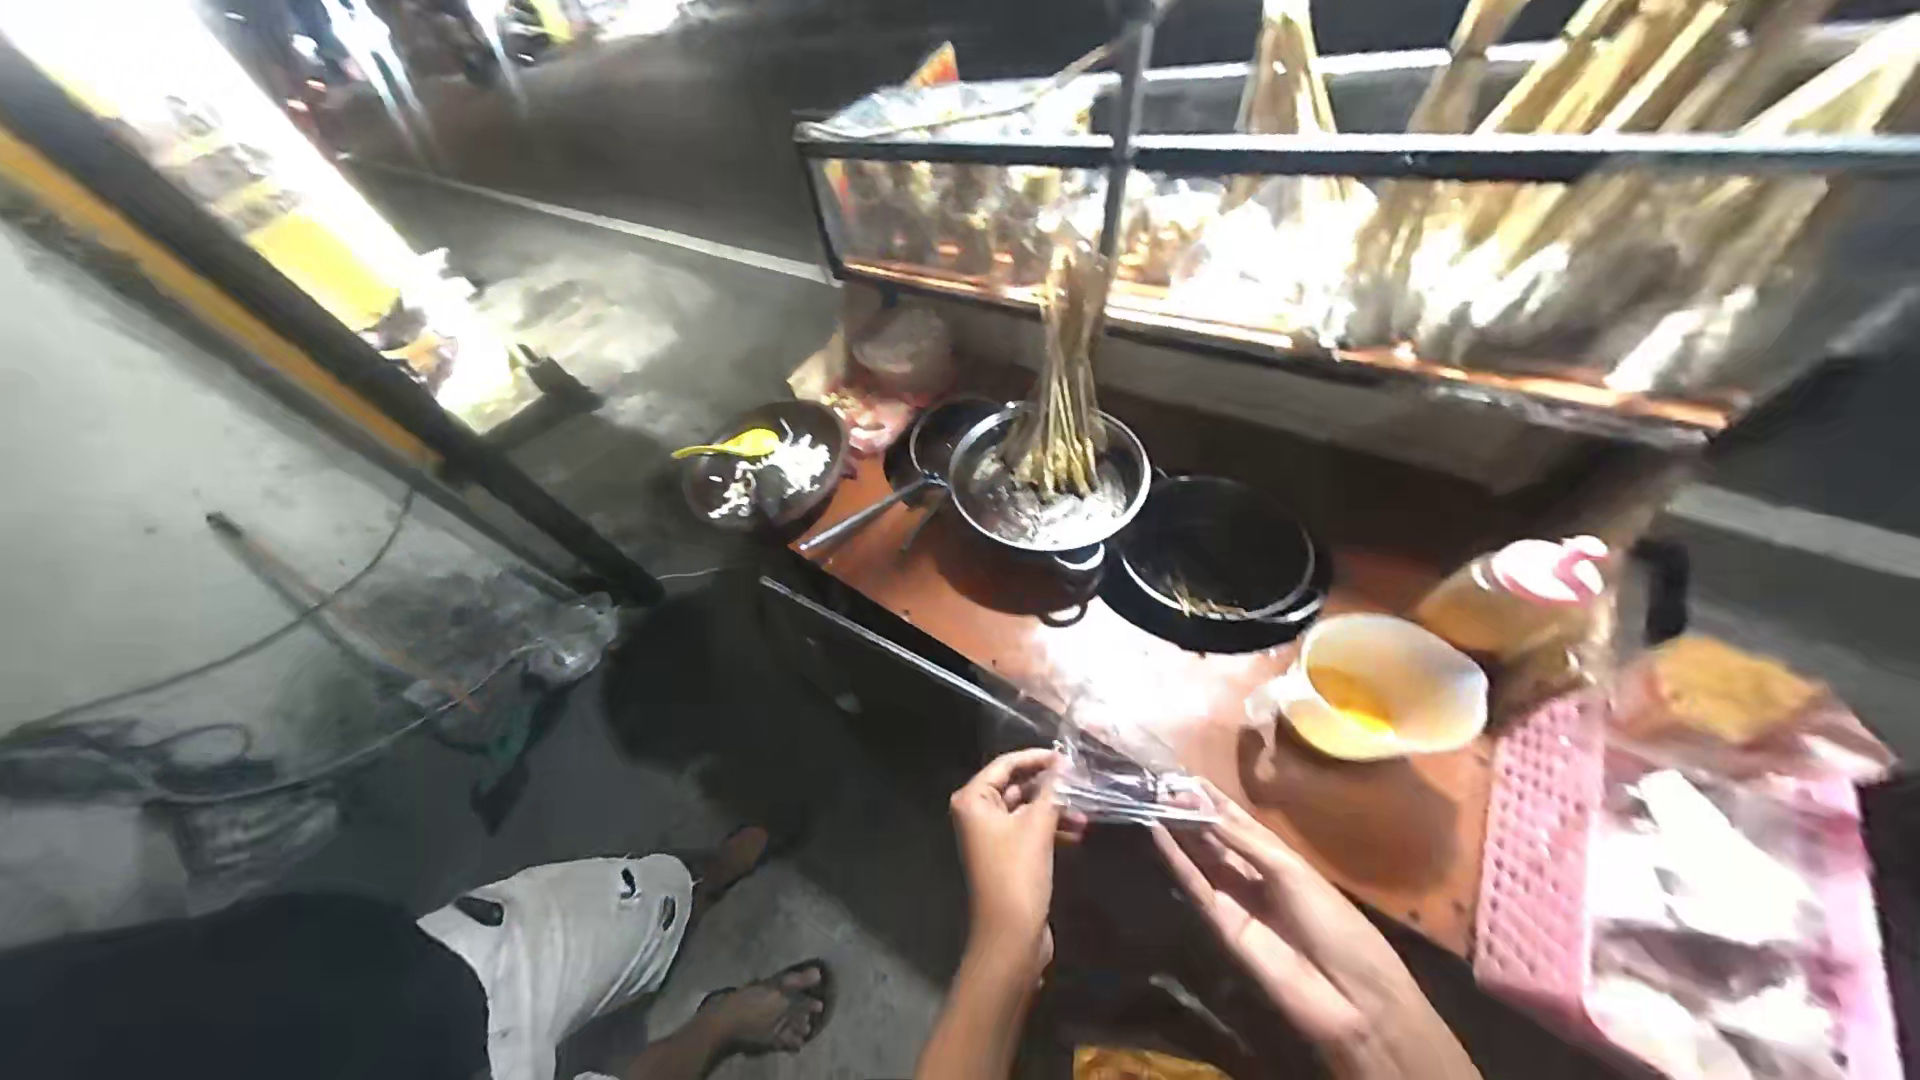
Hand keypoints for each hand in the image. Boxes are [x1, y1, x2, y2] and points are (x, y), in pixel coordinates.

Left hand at [948, 748, 1078, 974]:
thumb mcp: (1037, 827)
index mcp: (973, 800)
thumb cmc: (1017, 874)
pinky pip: (1029, 829)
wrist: (1011, 937)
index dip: (1036, 757)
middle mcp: (977, 812)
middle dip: (1048, 783)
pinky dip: (1050, 827)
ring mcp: (991, 834)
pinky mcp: (1006, 854)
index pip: (1006, 764)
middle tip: (1079, 778)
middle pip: (1016, 784)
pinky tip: (1078, 830)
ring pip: (1026, 808)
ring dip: (1054, 807)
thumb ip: (1051, 792)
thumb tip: (1065, 767)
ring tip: (1086, 809)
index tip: (1066, 755)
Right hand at [1152, 780, 1477, 1077]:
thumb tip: (1202, 806)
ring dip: (1176, 828)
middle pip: (1210, 835)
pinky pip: (1194, 884)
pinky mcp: (1219, 921)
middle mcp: (1247, 872)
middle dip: (1187, 809)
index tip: (1181, 773)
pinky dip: (1175, 859)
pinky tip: (1157, 832)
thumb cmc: (1333, 921)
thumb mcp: (1291, 870)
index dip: (1209, 797)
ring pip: (1197, 855)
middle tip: (1158, 783)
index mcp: (1272, 855)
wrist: (1352, 997)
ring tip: (1151, 798)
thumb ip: (1243, 839)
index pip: (1233, 818)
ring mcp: (1232, 896)